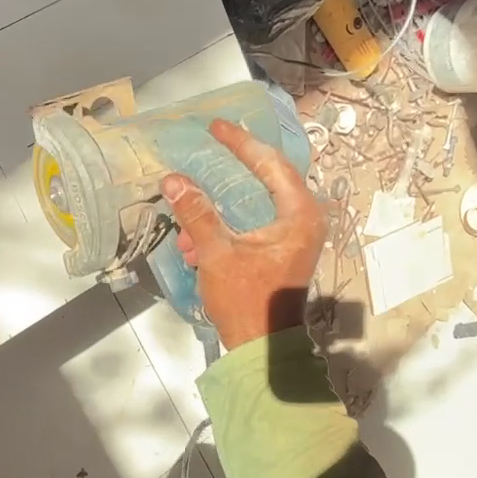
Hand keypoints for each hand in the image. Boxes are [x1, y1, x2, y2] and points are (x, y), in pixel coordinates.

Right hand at [162, 118, 323, 349]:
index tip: (216, 127)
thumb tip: (173, 180)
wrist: (262, 350)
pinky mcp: (281, 254)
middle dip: (234, 166)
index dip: (240, 143)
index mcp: (298, 215)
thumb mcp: (216, 253)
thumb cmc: (247, 300)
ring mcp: (294, 239)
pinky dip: (225, 228)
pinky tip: (195, 243)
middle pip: (268, 178)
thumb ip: (196, 213)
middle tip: (212, 145)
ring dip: (220, 207)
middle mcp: (303, 221)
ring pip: (255, 205)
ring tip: (189, 215)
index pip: (271, 163)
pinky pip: (252, 225)